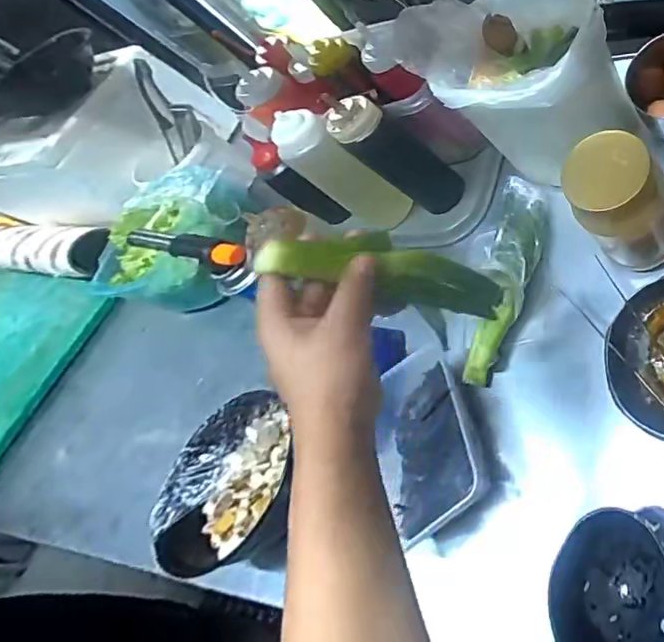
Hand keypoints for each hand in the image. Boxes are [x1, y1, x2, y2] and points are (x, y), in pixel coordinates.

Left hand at [256, 253, 381, 450]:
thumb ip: (354, 286)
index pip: (275, 272)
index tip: (319, 229)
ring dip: (353, 279)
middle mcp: (292, 324)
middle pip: (308, 282)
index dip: (292, 249)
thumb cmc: (331, 377)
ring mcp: (316, 337)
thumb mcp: (343, 325)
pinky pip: (348, 314)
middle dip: (333, 260)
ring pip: (333, 297)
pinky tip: (388, 288)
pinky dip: (364, 300)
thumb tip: (365, 255)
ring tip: (379, 256)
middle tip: (361, 238)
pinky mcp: (338, 349)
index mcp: (277, 318)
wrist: (342, 433)